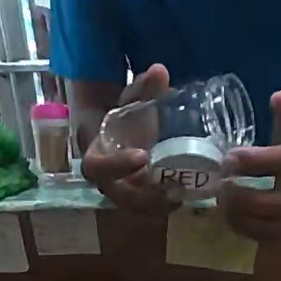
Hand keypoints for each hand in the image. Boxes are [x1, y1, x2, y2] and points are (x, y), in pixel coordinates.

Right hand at [85, 64, 179, 214]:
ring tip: (179, 195)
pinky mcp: (140, 202)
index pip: (96, 167)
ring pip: (137, 207)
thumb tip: (160, 70)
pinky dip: (167, 204)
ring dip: (158, 204)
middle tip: (168, 187)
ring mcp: (124, 194)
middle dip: (142, 196)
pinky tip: (184, 197)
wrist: (127, 140)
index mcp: (97, 157)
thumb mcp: (133, 104)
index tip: (142, 156)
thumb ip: (143, 90)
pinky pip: (151, 209)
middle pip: (119, 197)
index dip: (117, 165)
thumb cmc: (127, 122)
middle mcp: (108, 181)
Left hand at [222, 86, 280, 239]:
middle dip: (250, 196)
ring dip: (246, 218)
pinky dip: (248, 231)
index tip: (231, 157)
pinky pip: (274, 236)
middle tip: (222, 184)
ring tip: (223, 202)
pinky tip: (230, 216)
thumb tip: (280, 99)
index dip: (261, 161)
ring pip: (280, 226)